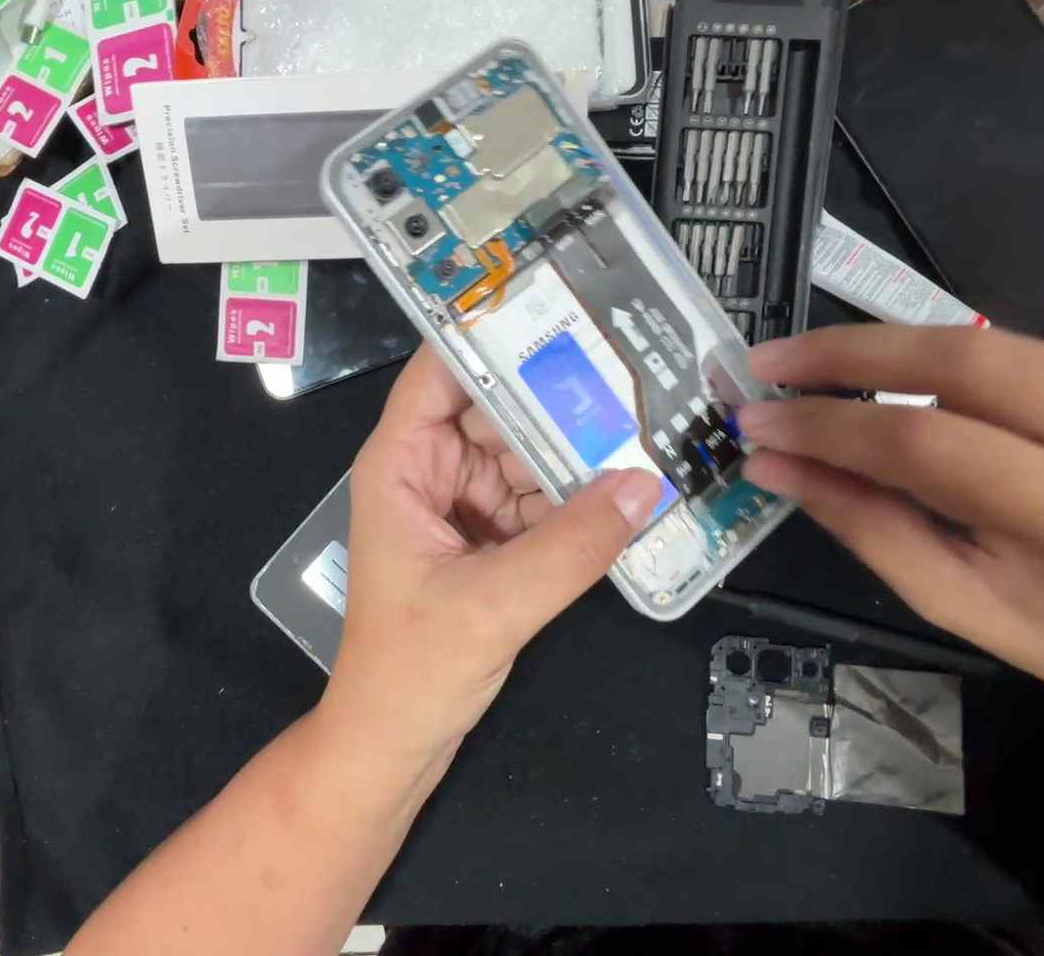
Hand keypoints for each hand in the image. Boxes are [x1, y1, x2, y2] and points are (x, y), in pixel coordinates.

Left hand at [319, 344, 664, 760]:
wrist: (397, 738)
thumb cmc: (411, 667)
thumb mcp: (493, 603)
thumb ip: (571, 546)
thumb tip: (645, 486)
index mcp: (401, 465)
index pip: (439, 373)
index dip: (488, 335)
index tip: (551, 306)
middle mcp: (431, 472)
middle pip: (496, 410)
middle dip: (557, 397)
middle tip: (629, 371)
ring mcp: (463, 504)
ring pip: (525, 454)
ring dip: (575, 448)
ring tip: (644, 424)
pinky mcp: (490, 538)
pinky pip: (539, 498)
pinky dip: (576, 496)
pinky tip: (625, 487)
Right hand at [736, 324, 1043, 743]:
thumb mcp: (962, 607)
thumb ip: (865, 526)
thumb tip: (772, 463)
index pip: (934, 446)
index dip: (829, 424)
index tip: (754, 419)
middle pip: (970, 363)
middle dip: (851, 352)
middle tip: (770, 362)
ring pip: (995, 346)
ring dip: (888, 347)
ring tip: (810, 362)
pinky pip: (1027, 359)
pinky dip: (940, 364)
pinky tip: (891, 378)